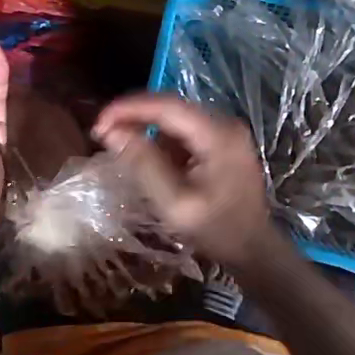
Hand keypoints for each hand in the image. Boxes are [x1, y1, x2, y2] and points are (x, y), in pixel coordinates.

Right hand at [92, 93, 293, 273]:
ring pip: (175, 116)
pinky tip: (145, 153)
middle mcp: (224, 123)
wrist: (255, 249)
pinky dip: (160, 136)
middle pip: (170, 106)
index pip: (166, 106)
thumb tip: (111, 132)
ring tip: (118, 142)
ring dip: (145, 125)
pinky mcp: (222, 140)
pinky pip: (184, 129)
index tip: (98, 124)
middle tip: (102, 132)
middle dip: (133, 115)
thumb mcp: (174, 203)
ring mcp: (226, 130)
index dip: (127, 109)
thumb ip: (143, 164)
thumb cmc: (217, 231)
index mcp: (217, 135)